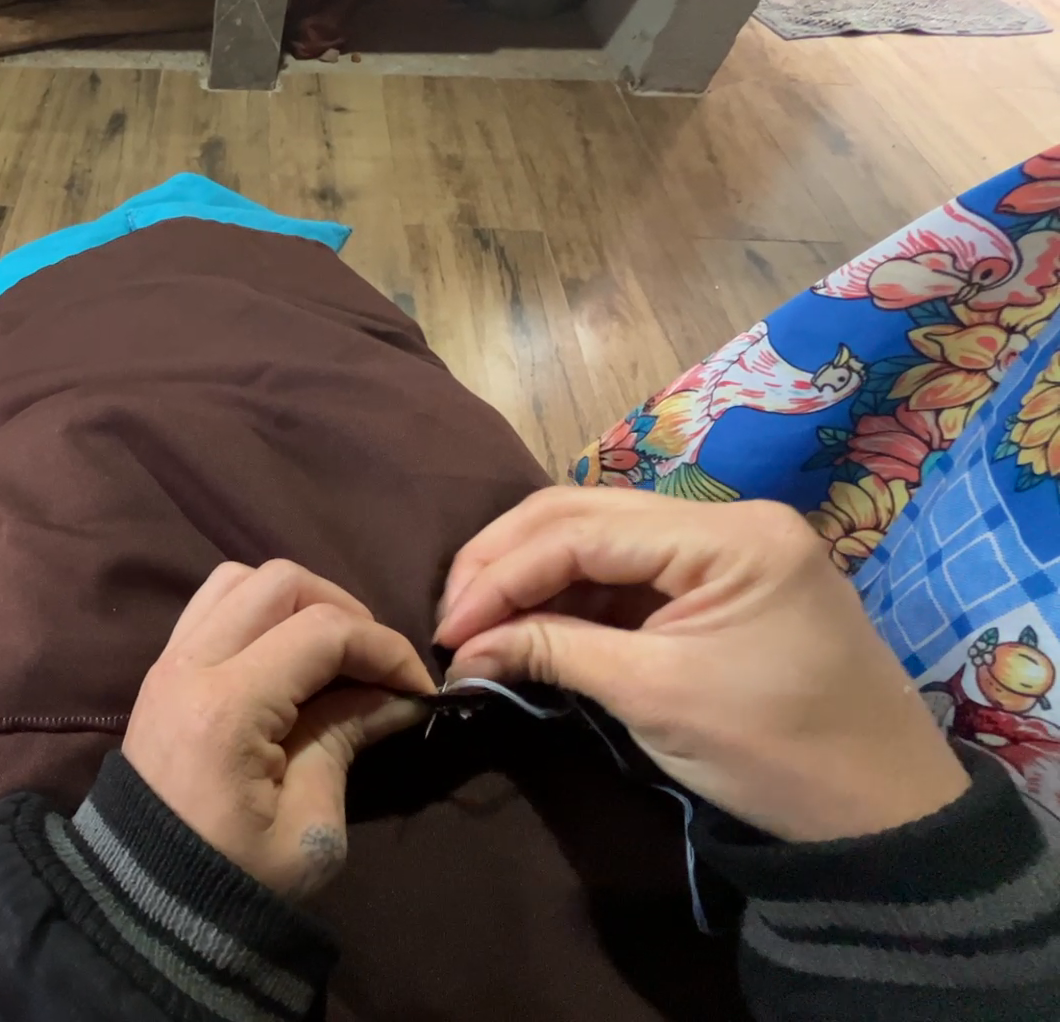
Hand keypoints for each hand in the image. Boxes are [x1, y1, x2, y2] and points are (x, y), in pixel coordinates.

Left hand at [122, 560, 435, 898]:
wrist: (143, 901)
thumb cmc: (231, 880)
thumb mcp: (309, 828)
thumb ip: (345, 740)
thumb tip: (394, 695)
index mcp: (226, 706)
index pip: (321, 632)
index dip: (383, 648)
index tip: (417, 687)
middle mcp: (189, 663)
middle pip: (278, 581)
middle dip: (344, 609)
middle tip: (375, 663)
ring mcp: (168, 658)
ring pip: (239, 579)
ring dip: (295, 600)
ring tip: (332, 650)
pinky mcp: (161, 667)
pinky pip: (211, 603)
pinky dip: (257, 609)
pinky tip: (284, 653)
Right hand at [433, 487, 969, 842]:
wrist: (882, 818)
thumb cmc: (775, 754)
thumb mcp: (649, 695)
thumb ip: (547, 650)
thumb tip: (459, 648)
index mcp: (729, 538)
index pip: (579, 534)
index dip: (500, 576)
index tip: (450, 629)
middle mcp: (720, 518)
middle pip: (573, 514)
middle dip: (499, 562)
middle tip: (453, 615)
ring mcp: (710, 543)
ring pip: (581, 532)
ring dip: (519, 572)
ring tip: (474, 618)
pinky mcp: (697, 575)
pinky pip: (605, 565)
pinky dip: (552, 590)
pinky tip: (519, 617)